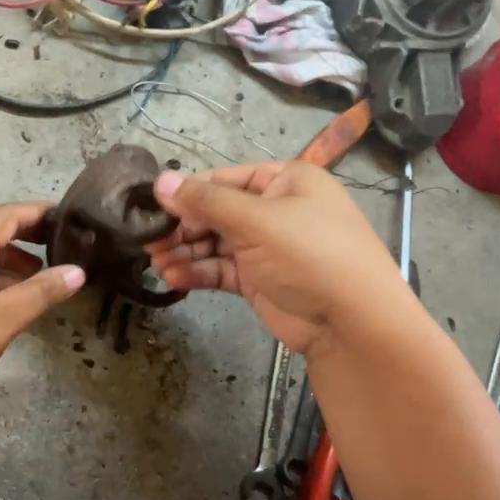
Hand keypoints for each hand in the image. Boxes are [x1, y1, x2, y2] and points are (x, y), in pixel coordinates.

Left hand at [0, 202, 85, 413]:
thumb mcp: (4, 319)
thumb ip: (41, 291)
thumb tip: (77, 272)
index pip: (5, 214)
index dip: (38, 213)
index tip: (68, 220)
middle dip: (21, 228)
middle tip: (54, 243)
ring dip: (4, 251)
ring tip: (38, 273)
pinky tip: (6, 293)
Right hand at [146, 161, 408, 354]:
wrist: (349, 320)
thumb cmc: (310, 255)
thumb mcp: (257, 221)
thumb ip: (205, 202)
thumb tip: (159, 180)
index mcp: (284, 181)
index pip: (223, 180)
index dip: (187, 193)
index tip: (151, 208)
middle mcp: (274, 210)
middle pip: (215, 213)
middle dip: (181, 228)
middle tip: (149, 243)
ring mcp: (266, 247)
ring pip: (213, 243)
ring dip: (184, 253)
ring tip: (156, 265)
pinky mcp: (257, 279)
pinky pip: (220, 270)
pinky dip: (197, 272)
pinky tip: (173, 279)